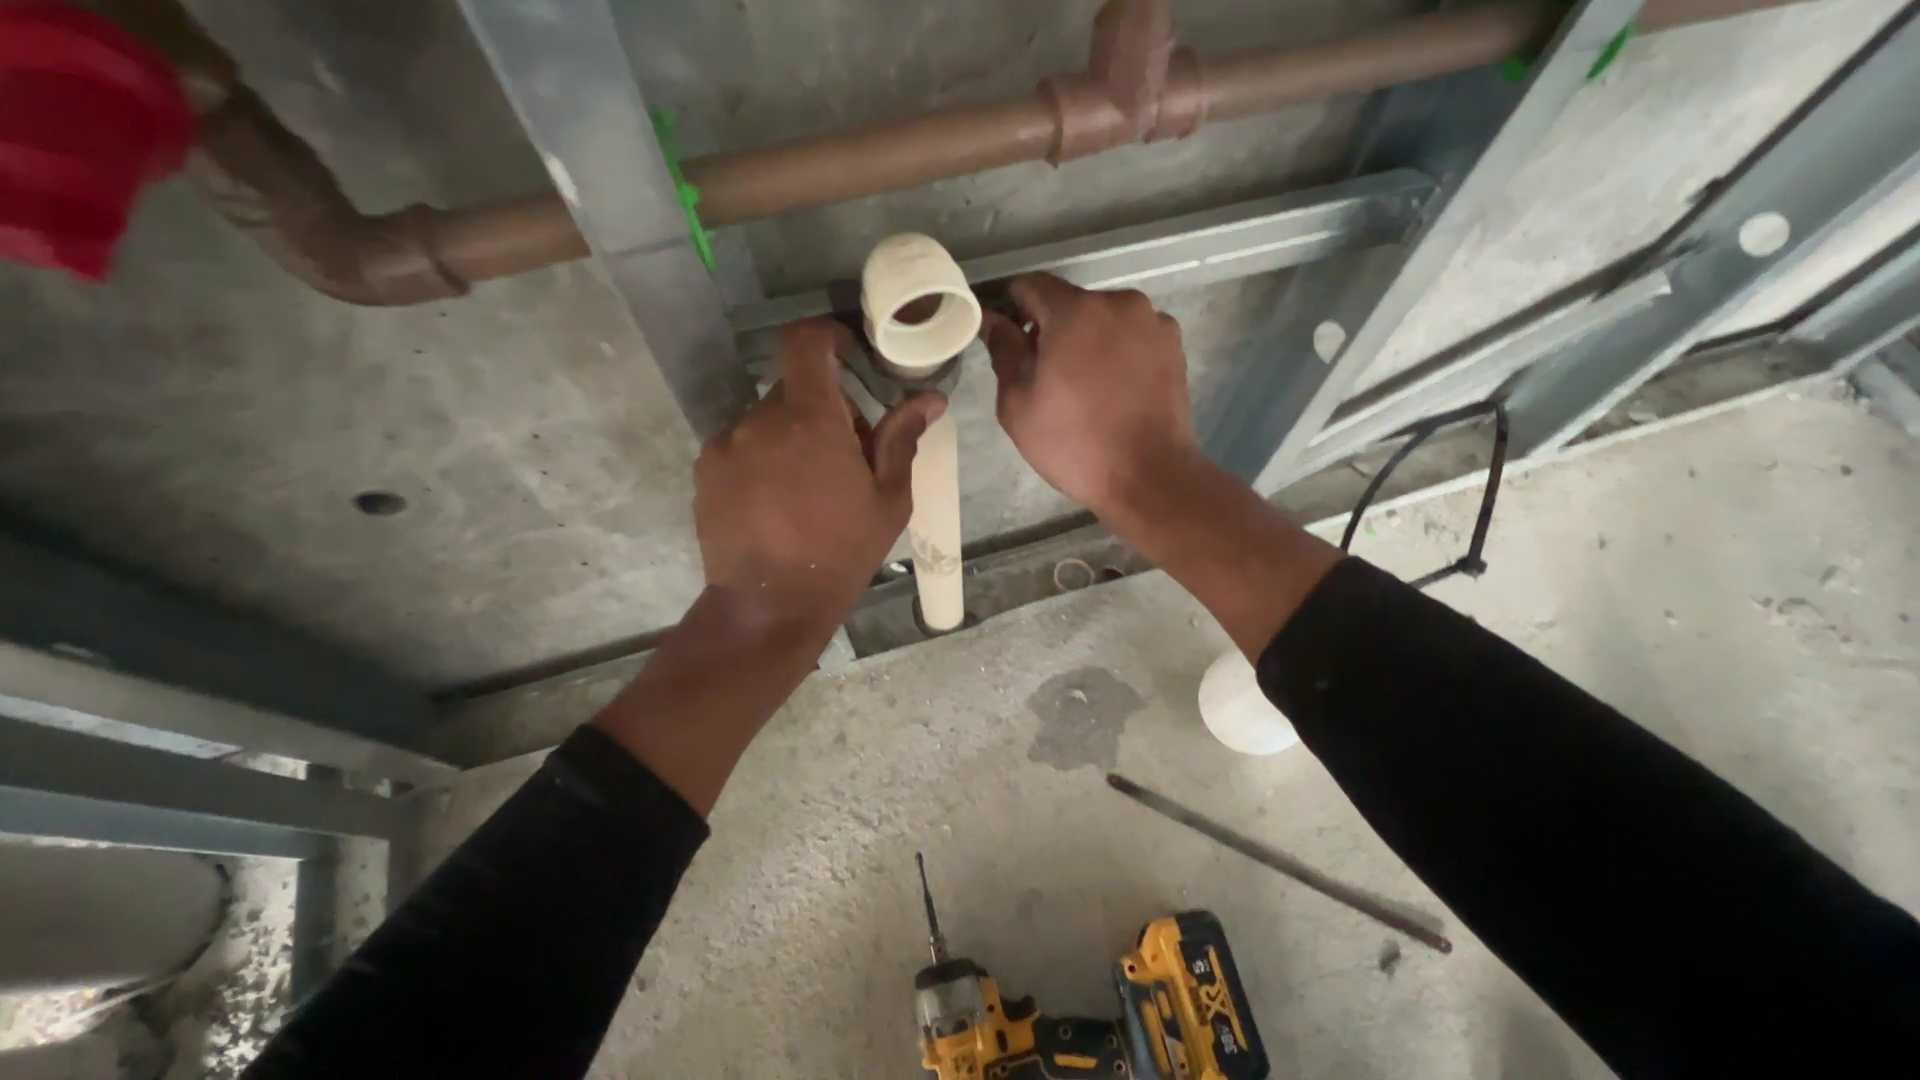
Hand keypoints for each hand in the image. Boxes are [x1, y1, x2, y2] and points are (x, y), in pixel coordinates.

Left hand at [694, 318, 945, 637]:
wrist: (769, 605)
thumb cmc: (840, 552)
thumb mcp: (888, 500)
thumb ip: (902, 439)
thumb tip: (930, 398)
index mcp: (810, 419)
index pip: (806, 341)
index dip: (827, 336)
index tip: (848, 355)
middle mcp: (760, 419)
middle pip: (793, 388)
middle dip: (821, 408)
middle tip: (843, 455)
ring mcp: (727, 444)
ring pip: (766, 419)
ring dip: (790, 437)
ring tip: (806, 489)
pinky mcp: (705, 469)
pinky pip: (741, 445)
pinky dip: (761, 458)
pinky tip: (774, 503)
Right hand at [981, 273, 1198, 517]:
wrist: (1150, 476)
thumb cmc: (1074, 444)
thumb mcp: (1018, 404)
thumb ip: (1004, 351)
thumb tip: (993, 320)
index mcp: (1075, 311)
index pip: (1031, 285)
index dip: (1012, 307)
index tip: (1007, 337)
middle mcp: (1119, 303)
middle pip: (1071, 303)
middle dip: (1053, 329)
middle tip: (1044, 375)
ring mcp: (1153, 322)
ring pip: (1104, 319)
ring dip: (1088, 340)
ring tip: (1084, 387)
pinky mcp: (1174, 345)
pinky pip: (1133, 336)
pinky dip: (1118, 352)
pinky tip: (1114, 390)